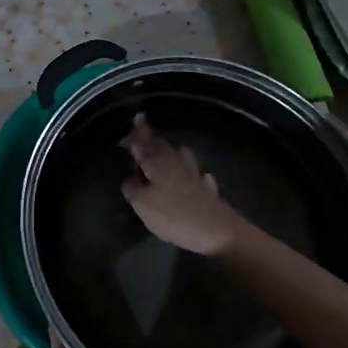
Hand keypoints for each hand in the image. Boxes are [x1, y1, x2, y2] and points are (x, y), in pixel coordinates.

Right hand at [120, 114, 243, 254]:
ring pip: (179, 156)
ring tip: (161, 154)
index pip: (145, 143)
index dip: (139, 133)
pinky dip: (186, 171)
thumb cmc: (174, 214)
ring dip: (169, 152)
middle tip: (143, 136)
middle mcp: (178, 162)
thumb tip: (130, 175)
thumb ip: (133, 186)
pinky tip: (188, 175)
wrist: (216, 230)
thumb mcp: (143, 203)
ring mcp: (194, 173)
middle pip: (163, 147)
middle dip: (152, 141)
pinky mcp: (206, 188)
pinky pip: (193, 173)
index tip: (137, 118)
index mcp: (159, 162)